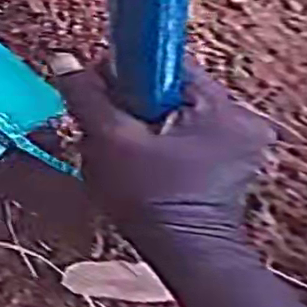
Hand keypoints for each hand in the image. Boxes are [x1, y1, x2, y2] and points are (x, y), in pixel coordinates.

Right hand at [53, 58, 276, 245]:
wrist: (180, 248)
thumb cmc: (146, 192)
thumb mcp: (107, 137)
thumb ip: (86, 95)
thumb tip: (62, 58)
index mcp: (225, 111)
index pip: (168, 64)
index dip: (124, 70)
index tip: (99, 91)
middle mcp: (244, 120)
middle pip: (168, 86)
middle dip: (129, 98)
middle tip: (104, 124)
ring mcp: (240, 140)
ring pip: (171, 107)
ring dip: (138, 116)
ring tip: (119, 142)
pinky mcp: (227, 156)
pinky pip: (180, 125)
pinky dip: (153, 131)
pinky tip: (137, 152)